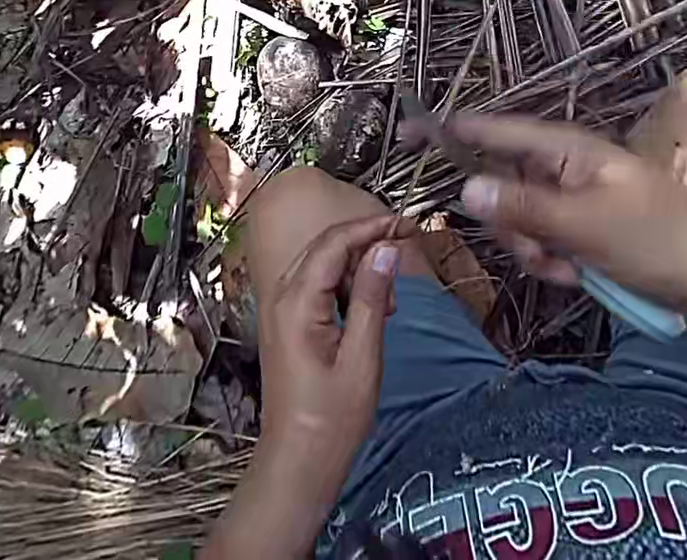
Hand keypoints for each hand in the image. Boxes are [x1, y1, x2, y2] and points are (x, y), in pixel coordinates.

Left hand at [257, 213, 413, 479]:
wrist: (297, 463)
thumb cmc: (332, 419)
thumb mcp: (363, 357)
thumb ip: (373, 297)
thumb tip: (386, 248)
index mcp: (296, 301)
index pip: (335, 242)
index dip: (371, 227)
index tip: (406, 224)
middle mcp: (281, 294)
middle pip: (326, 247)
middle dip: (367, 246)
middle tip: (403, 260)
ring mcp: (280, 306)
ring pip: (323, 263)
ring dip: (358, 271)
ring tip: (389, 306)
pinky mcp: (286, 319)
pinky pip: (317, 284)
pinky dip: (345, 288)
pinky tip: (368, 313)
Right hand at [446, 114, 686, 315]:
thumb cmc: (661, 238)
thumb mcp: (585, 224)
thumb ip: (522, 205)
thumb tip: (465, 186)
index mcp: (564, 148)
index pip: (492, 131)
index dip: (447, 131)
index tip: (406, 134)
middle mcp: (561, 167)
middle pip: (500, 186)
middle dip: (510, 223)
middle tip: (538, 250)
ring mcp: (570, 199)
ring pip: (517, 221)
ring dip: (532, 249)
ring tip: (569, 268)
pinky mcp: (579, 229)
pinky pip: (540, 242)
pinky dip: (550, 262)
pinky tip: (579, 276)